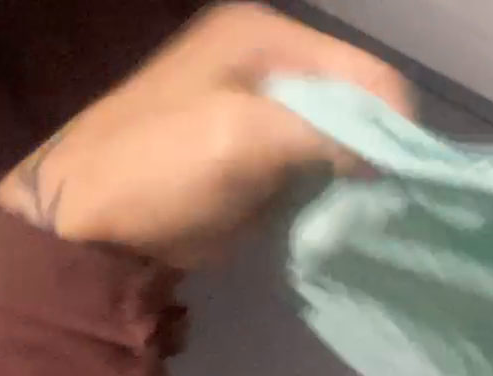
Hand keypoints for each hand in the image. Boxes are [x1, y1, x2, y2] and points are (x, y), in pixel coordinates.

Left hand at [0, 3, 410, 266]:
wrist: (97, 220)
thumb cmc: (162, 169)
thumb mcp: (244, 139)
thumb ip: (325, 134)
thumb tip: (390, 159)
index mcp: (264, 37)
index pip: (369, 73)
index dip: (395, 125)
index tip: (395, 180)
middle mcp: (274, 62)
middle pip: (363, 103)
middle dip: (378, 150)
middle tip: (372, 197)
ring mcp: (272, 108)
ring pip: (351, 138)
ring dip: (359, 175)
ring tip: (348, 206)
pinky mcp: (271, 150)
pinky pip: (329, 164)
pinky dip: (339, 190)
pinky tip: (330, 209)